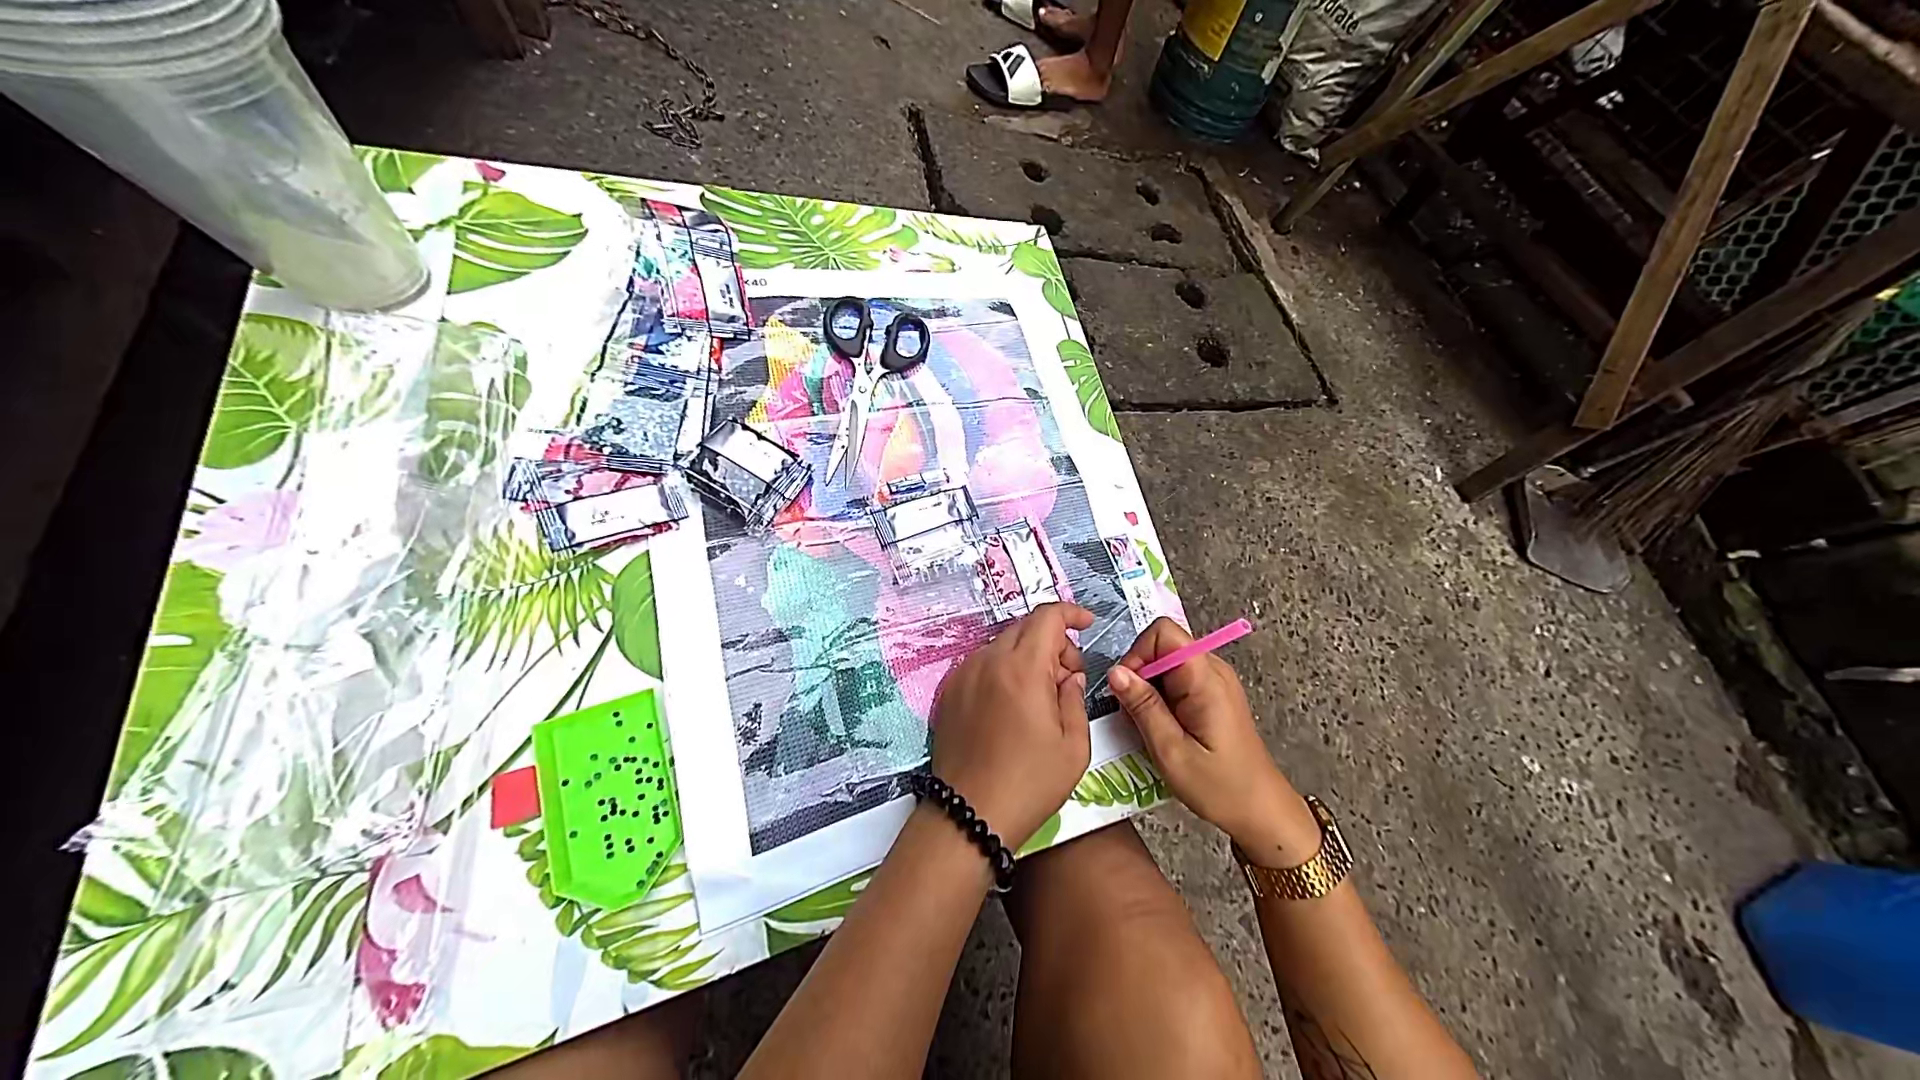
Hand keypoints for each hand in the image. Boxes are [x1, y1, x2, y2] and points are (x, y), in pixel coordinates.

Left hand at [930, 603, 1093, 848]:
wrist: (968, 814)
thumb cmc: (1028, 784)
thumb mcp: (1073, 745)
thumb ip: (1075, 698)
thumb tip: (1069, 676)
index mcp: (1021, 669)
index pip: (1047, 617)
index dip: (1071, 614)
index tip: (1087, 623)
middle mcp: (987, 662)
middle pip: (1025, 628)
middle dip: (1053, 642)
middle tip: (1068, 677)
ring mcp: (963, 675)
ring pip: (1003, 646)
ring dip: (1027, 656)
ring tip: (1041, 697)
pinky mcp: (949, 692)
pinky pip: (983, 665)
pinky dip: (1004, 671)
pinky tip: (1013, 706)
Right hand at [1106, 619, 1319, 864]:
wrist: (1261, 811)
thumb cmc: (1220, 787)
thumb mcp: (1171, 751)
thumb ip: (1143, 706)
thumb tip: (1114, 672)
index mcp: (1205, 678)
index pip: (1163, 632)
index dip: (1137, 654)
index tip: (1128, 691)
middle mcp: (1212, 669)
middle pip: (1162, 644)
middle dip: (1139, 673)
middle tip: (1135, 713)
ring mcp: (1214, 680)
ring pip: (1165, 662)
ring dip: (1148, 688)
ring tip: (1148, 724)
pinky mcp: (1210, 693)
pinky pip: (1175, 678)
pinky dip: (1159, 696)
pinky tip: (1161, 726)